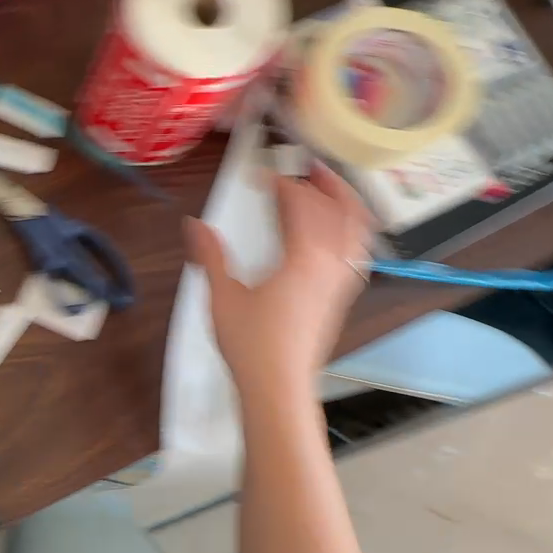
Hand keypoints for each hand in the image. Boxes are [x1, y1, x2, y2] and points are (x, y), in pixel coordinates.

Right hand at [184, 164, 372, 409]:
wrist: (278, 385)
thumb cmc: (250, 343)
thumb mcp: (223, 297)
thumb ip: (211, 257)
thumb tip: (194, 225)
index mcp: (304, 257)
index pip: (302, 206)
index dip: (284, 185)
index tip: (264, 175)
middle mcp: (332, 263)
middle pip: (343, 210)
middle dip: (328, 184)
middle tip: (310, 167)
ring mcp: (341, 281)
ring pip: (358, 230)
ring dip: (347, 204)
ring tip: (332, 193)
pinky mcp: (339, 298)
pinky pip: (357, 252)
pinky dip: (350, 231)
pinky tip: (336, 237)